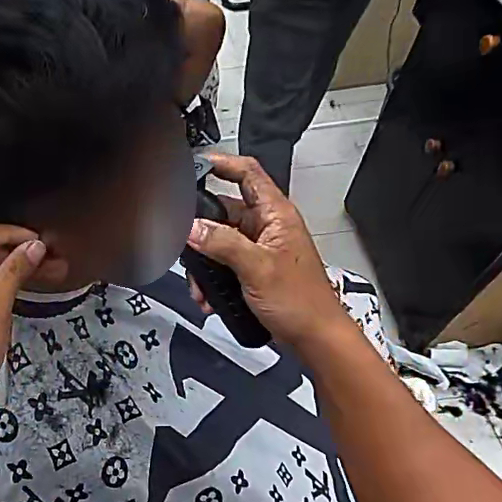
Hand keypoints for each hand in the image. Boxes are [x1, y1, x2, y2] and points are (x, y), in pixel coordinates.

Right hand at [185, 154, 357, 352]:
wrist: (315, 337)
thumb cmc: (302, 303)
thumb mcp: (256, 267)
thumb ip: (221, 243)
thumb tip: (193, 227)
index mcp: (276, 215)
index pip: (248, 173)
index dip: (222, 164)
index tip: (196, 165)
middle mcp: (269, 228)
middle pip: (226, 211)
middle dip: (203, 229)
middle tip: (186, 240)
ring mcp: (263, 250)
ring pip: (222, 241)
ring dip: (207, 260)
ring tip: (200, 281)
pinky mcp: (257, 271)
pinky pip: (227, 264)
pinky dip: (215, 278)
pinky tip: (210, 295)